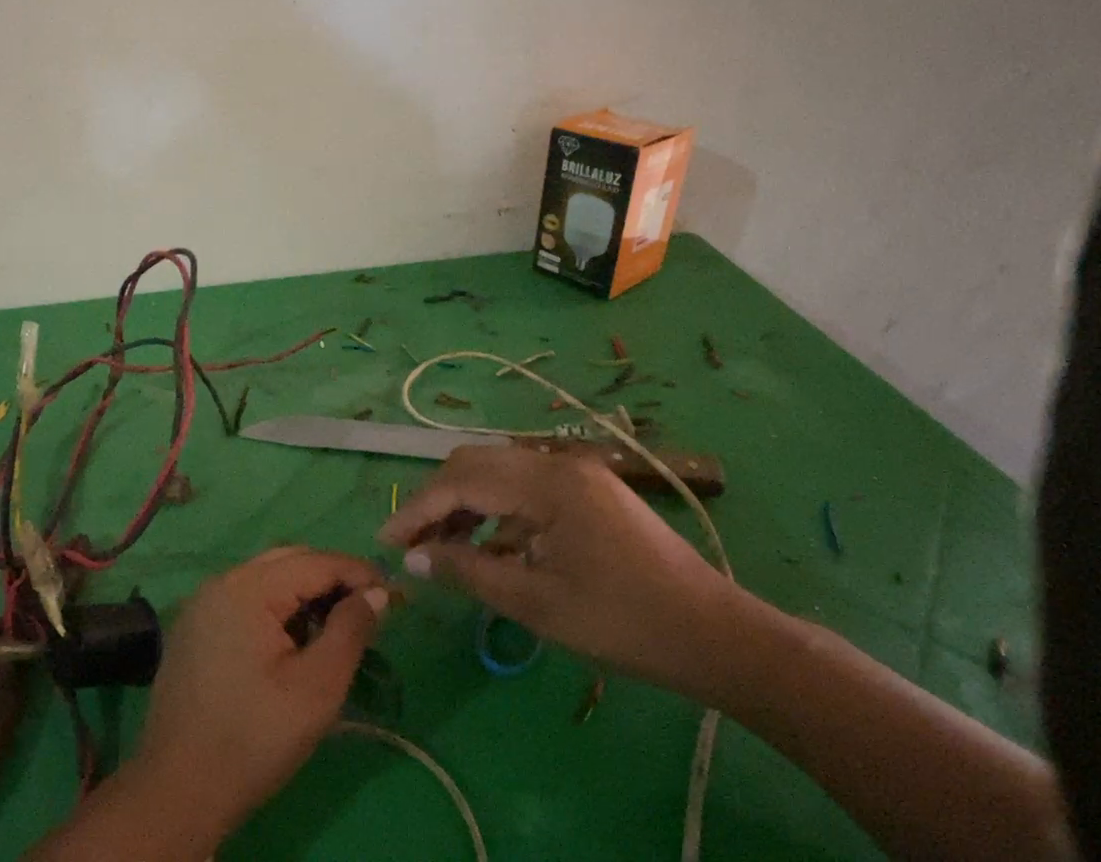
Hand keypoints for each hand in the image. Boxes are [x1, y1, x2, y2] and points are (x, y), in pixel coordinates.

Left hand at [134, 547, 387, 830]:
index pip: (315, 562)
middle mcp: (219, 582)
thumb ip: (350, 630)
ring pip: (265, 578)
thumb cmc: (256, 736)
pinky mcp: (194, 628)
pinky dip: (276, 607)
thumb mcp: (318, 686)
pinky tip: (294, 641)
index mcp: (247, 588)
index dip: (358, 573)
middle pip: (288, 560)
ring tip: (335, 628)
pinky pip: (244, 600)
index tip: (394, 596)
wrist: (181, 786)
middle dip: (331, 578)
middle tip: (368, 611)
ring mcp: (201, 604)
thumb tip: (375, 593)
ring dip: (303, 593)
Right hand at [377, 444, 740, 700]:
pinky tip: (488, 548)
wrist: (716, 636)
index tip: (384, 542)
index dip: (415, 510)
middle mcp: (560, 464)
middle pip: (475, 464)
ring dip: (463, 504)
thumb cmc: (623, 623)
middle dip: (434, 501)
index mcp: (548, 484)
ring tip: (440, 548)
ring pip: (499, 473)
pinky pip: (526, 489)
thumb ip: (468, 572)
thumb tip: (413, 559)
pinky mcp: (591, 494)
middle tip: (409, 544)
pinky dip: (496, 512)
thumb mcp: (535, 603)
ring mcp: (579, 475)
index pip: (460, 481)